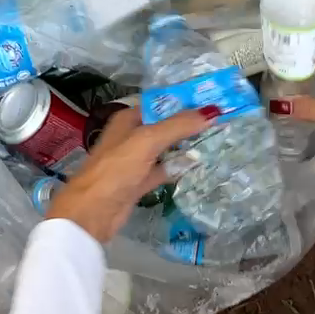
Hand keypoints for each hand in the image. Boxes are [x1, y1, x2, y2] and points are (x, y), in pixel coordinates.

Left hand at [46, 105, 216, 241]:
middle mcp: (131, 137)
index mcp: (127, 119)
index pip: (160, 104)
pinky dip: (179, 167)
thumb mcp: (147, 141)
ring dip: (186, 145)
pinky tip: (199, 164)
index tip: (213, 101)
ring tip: (217, 137)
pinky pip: (164, 169)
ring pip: (166, 148)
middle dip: (189, 123)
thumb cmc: (116, 169)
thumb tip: (213, 112)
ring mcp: (135, 161)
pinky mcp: (140, 182)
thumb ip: (178, 126)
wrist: (92, 213)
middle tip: (222, 119)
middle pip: (165, 126)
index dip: (184, 102)